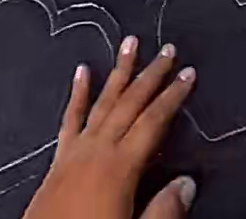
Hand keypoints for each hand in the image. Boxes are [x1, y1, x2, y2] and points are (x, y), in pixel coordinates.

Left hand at [22, 36, 197, 218]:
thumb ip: (162, 211)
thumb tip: (188, 181)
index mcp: (119, 168)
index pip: (154, 121)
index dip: (174, 95)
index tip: (188, 73)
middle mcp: (98, 151)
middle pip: (131, 102)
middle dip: (152, 74)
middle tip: (168, 49)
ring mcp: (75, 153)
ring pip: (103, 101)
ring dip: (119, 71)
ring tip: (130, 42)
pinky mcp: (57, 162)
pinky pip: (69, 120)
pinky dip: (77, 94)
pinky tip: (82, 72)